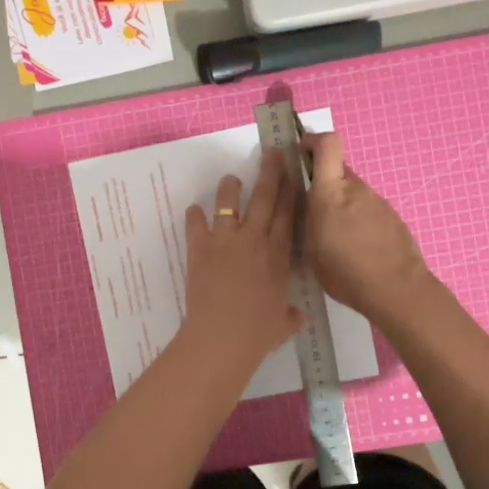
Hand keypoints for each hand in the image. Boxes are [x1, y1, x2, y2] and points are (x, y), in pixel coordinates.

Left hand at [180, 147, 303, 373]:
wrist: (223, 335)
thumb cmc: (258, 332)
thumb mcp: (282, 324)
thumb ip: (289, 315)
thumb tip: (296, 317)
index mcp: (278, 256)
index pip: (288, 214)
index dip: (290, 191)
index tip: (292, 172)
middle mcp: (254, 240)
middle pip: (264, 198)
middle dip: (269, 172)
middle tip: (271, 152)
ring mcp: (225, 242)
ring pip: (228, 204)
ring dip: (230, 188)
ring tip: (230, 178)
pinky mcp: (199, 249)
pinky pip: (196, 225)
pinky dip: (194, 216)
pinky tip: (193, 210)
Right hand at [303, 131, 435, 321]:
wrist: (397, 290)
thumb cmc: (346, 272)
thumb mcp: (311, 249)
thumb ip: (309, 219)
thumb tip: (310, 205)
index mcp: (330, 193)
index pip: (328, 144)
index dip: (313, 141)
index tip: (301, 152)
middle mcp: (356, 189)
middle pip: (338, 172)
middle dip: (323, 184)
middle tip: (313, 213)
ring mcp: (378, 202)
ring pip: (353, 193)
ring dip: (342, 206)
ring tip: (336, 240)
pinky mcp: (393, 218)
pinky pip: (368, 210)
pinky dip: (359, 221)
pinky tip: (358, 250)